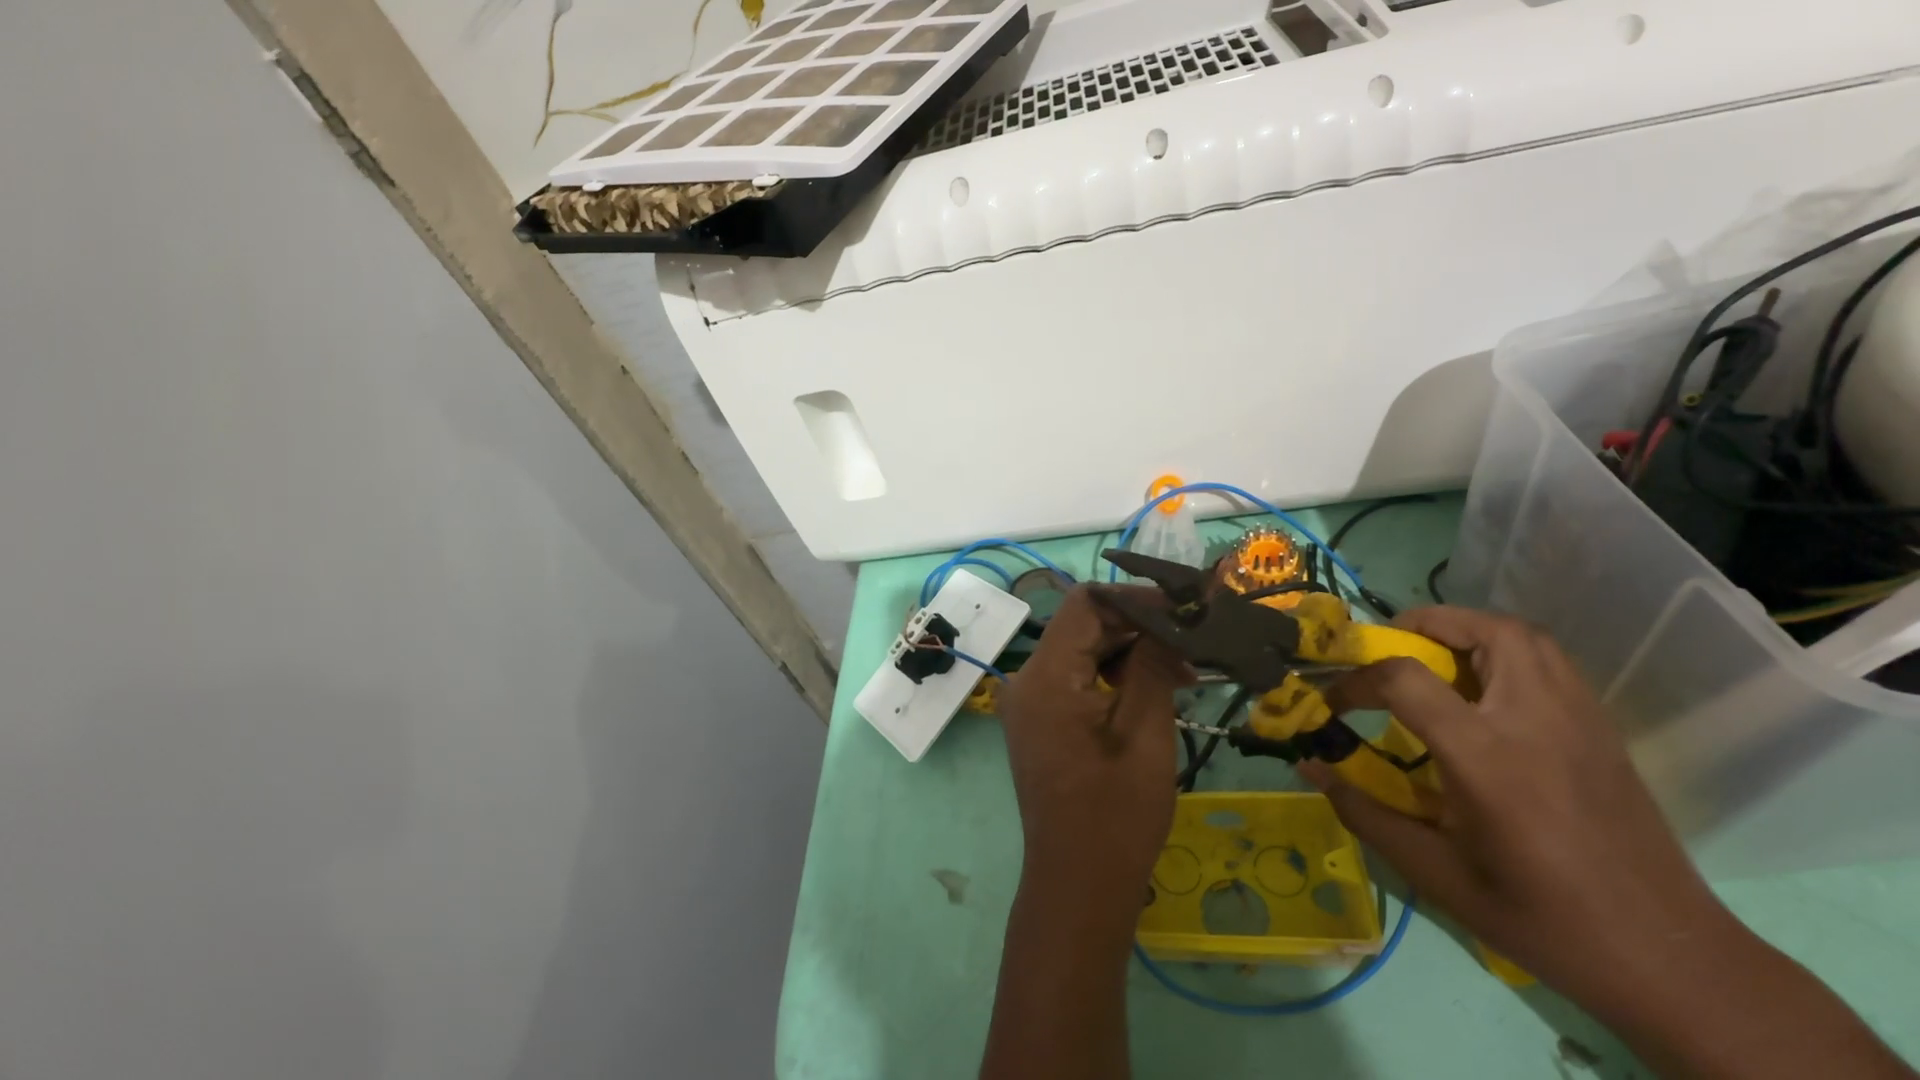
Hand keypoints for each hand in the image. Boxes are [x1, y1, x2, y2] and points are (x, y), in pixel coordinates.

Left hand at [998, 586, 1191, 897]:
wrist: (1078, 886)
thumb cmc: (1116, 816)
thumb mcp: (1144, 734)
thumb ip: (1151, 668)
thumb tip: (1167, 623)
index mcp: (1045, 678)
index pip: (1085, 605)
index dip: (1137, 598)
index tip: (1186, 607)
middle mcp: (1027, 682)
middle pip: (1083, 627)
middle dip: (1139, 627)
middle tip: (1195, 638)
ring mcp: (1031, 705)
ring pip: (1082, 653)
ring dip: (1131, 654)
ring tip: (1186, 670)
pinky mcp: (1041, 724)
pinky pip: (1077, 681)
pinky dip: (1114, 678)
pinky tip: (1157, 690)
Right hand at [1302, 606, 1733, 1012]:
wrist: (1660, 950)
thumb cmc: (1538, 918)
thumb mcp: (1435, 874)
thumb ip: (1367, 814)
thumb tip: (1313, 770)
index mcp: (1486, 755)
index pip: (1406, 679)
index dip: (1356, 680)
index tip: (1333, 703)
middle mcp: (1535, 718)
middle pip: (1484, 630)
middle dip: (1428, 623)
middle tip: (1392, 645)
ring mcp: (1579, 718)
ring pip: (1526, 637)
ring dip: (1472, 631)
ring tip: (1437, 661)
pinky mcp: (1603, 729)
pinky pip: (1551, 663)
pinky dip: (1509, 654)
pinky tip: (1486, 696)